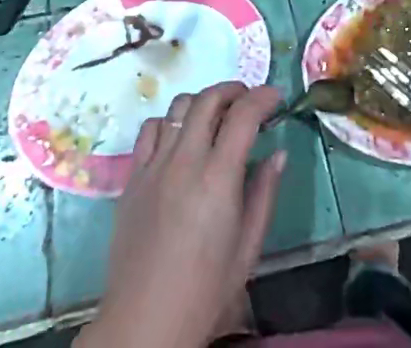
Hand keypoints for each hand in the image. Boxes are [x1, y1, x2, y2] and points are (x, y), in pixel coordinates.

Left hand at [78, 83, 286, 347]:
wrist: (144, 322)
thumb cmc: (206, 289)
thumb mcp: (249, 245)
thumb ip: (264, 193)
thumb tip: (278, 153)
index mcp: (218, 178)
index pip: (244, 114)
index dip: (264, 97)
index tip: (277, 98)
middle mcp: (184, 162)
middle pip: (208, 99)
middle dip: (235, 90)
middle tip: (250, 100)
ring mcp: (153, 167)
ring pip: (178, 108)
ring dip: (203, 102)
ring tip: (217, 116)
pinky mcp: (132, 179)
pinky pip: (150, 130)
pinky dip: (170, 121)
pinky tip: (181, 138)